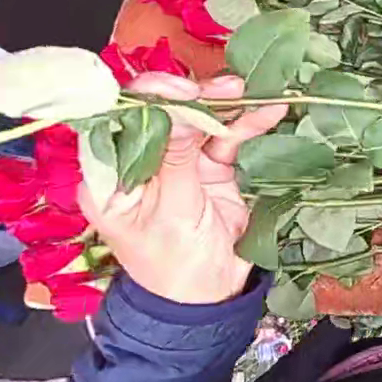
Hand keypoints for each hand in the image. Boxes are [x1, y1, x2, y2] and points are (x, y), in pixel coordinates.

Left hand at [80, 73, 286, 304]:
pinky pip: (228, 138)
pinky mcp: (212, 168)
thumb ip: (177, 158)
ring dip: (227, 105)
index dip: (147, 99)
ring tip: (253, 92)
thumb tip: (180, 110)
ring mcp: (180, 163)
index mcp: (112, 174)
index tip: (179, 90)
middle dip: (195, 97)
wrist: (212, 294)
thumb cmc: (176, 263)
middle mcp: (143, 162)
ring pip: (200, 121)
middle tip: (227, 87)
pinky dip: (248, 124)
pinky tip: (269, 111)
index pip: (119, 121)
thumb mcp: (173, 211)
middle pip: (164, 115)